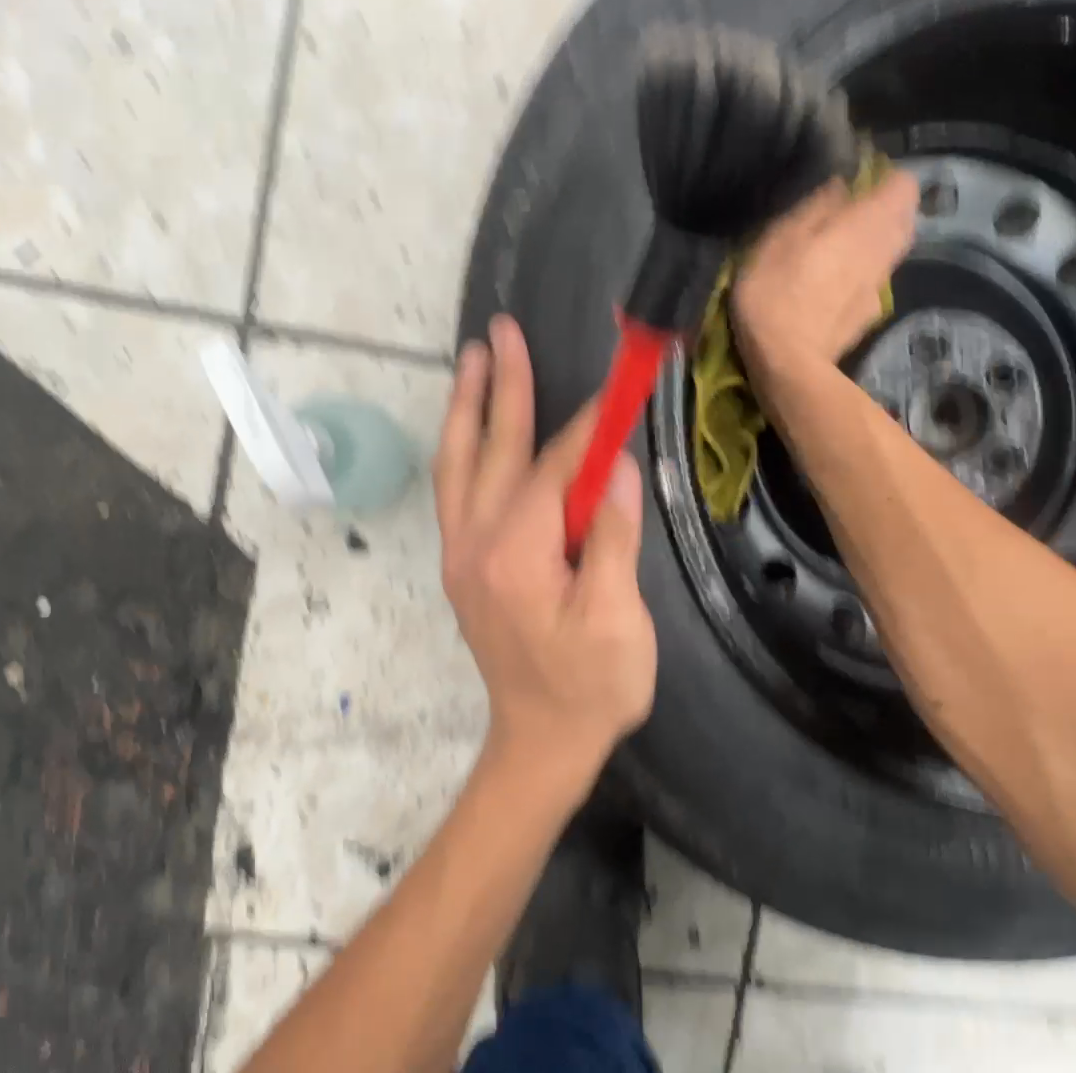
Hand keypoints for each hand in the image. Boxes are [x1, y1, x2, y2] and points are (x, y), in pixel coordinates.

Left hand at [435, 315, 657, 785]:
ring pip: (459, 466)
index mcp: (518, 553)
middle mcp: (477, 544)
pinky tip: (470, 431)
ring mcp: (462, 555)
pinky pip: (455, 491)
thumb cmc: (591, 688)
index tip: (615, 383)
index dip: (588, 425)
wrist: (541, 743)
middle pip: (494, 450)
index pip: (556, 467)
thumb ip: (613, 537)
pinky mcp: (463, 568)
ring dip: (469, 409)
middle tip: (503, 332)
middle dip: (504, 387)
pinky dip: (461, 450)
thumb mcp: (617, 618)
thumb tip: (619, 466)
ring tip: (474, 360)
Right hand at [732, 172, 919, 386]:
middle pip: (904, 219)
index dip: (885, 179)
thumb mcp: (777, 240)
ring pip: (893, 251)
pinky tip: (838, 284)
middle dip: (885, 209)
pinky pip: (877, 280)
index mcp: (863, 227)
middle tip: (851, 212)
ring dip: (877, 241)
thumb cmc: (774, 297)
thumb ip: (814, 208)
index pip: (903, 187)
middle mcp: (881, 253)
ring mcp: (879, 288)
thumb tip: (840, 187)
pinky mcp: (869, 315)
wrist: (788, 365)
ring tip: (843, 245)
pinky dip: (866, 272)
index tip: (858, 183)